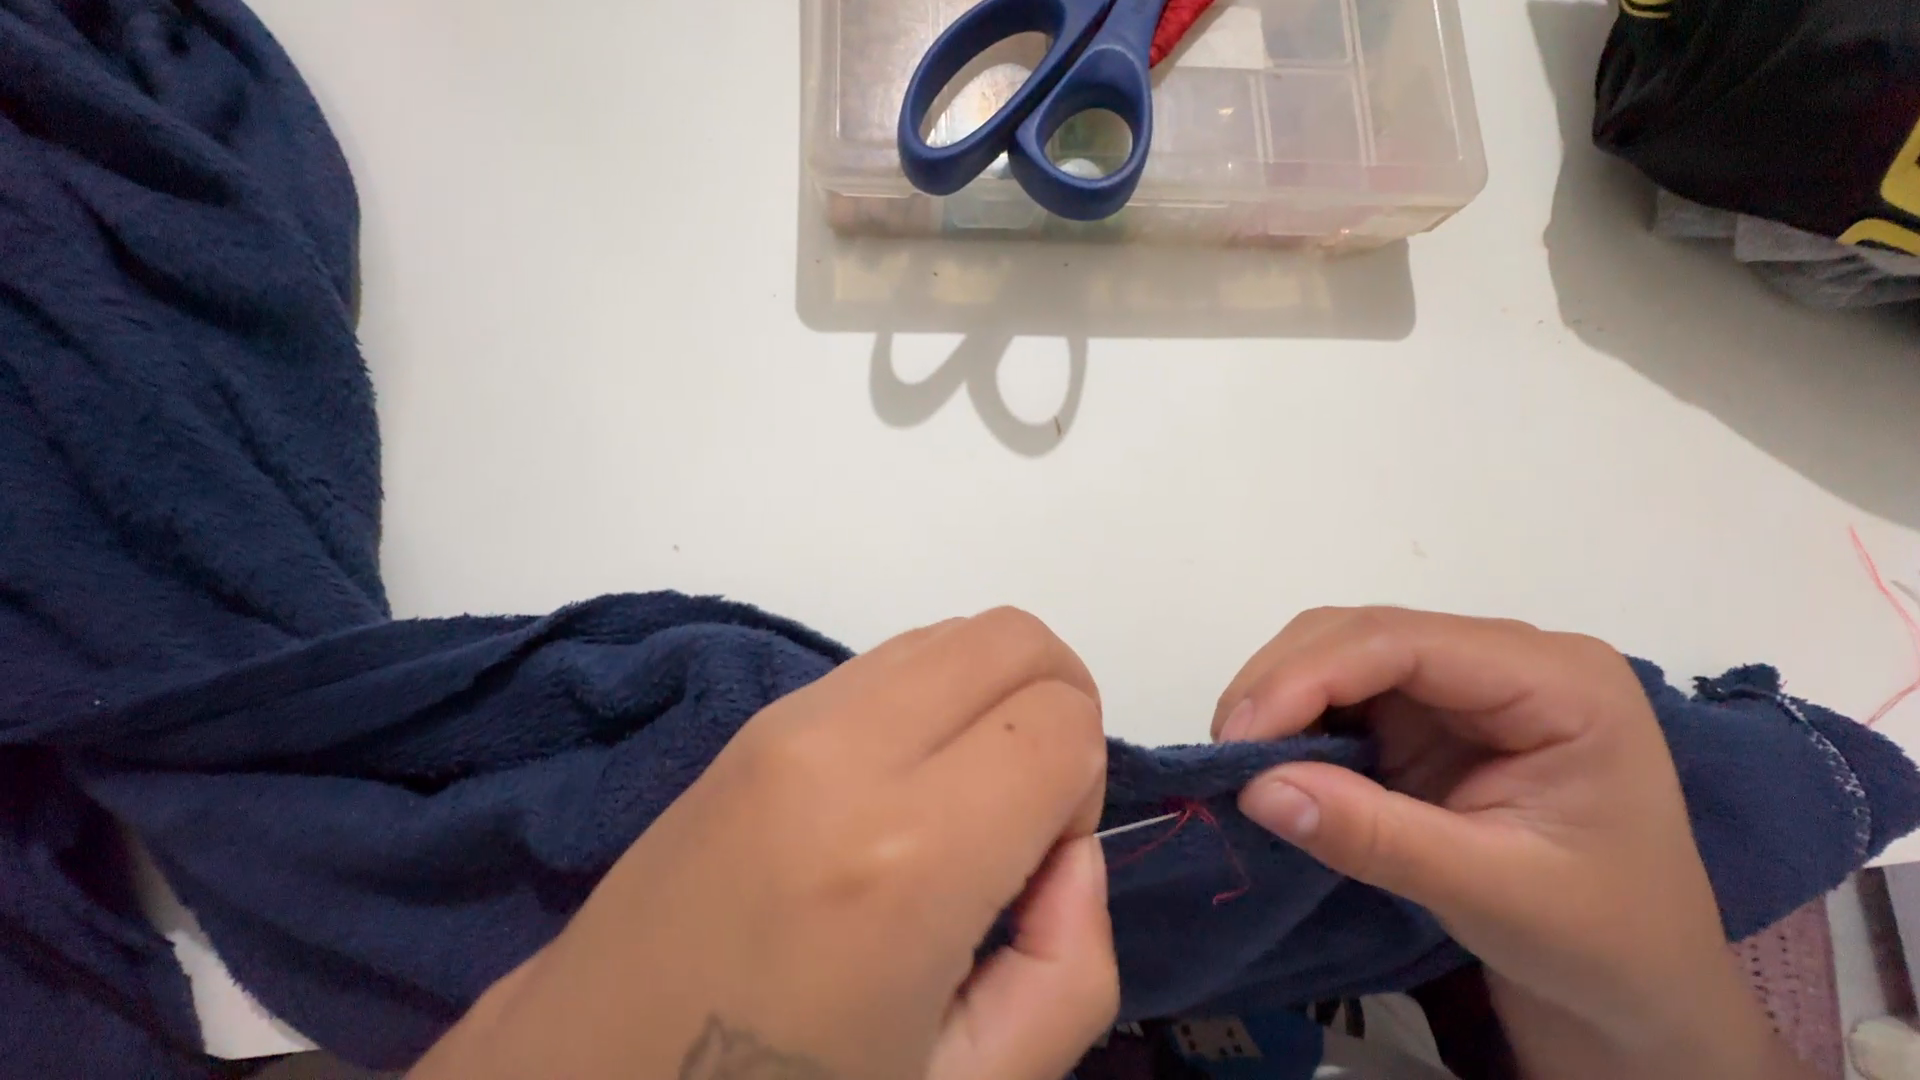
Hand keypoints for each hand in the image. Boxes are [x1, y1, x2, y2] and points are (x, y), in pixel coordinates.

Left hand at [411, 609, 1117, 1079]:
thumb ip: (1071, 967)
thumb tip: (1070, 851)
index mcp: (905, 855)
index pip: (1064, 722)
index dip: (1085, 790)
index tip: (1040, 867)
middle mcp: (843, 752)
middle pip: (1015, 639)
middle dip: (1058, 708)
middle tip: (1022, 817)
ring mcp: (786, 720)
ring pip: (952, 634)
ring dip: (992, 700)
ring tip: (957, 806)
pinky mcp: (754, 718)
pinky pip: (889, 662)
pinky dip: (933, 701)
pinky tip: (899, 792)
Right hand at [1214, 607, 1808, 1079]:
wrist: (1640, 993)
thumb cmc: (1601, 946)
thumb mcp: (1494, 895)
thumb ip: (1374, 837)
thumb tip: (1254, 787)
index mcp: (1556, 680)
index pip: (1402, 641)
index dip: (1306, 678)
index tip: (1241, 743)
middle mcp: (1504, 659)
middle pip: (1358, 632)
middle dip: (1280, 685)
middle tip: (1230, 759)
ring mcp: (1462, 682)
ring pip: (1335, 651)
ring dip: (1277, 698)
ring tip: (1244, 762)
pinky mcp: (1427, 712)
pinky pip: (1338, 690)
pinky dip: (1292, 719)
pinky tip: (1273, 759)